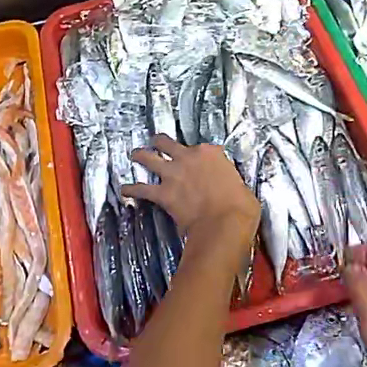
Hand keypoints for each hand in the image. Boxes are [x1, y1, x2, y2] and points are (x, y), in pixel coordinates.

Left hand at [122, 136, 258, 239]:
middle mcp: (188, 157)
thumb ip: (230, 182)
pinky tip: (124, 189)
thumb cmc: (241, 208)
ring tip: (134, 155)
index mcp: (211, 153)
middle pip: (167, 143)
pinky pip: (142, 189)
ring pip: (149, 158)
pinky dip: (132, 189)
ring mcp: (173, 173)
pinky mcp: (163, 192)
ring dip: (140, 156)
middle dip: (159, 142)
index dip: (197, 155)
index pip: (202, 148)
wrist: (224, 224)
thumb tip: (229, 190)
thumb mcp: (242, 188)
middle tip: (154, 143)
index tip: (195, 160)